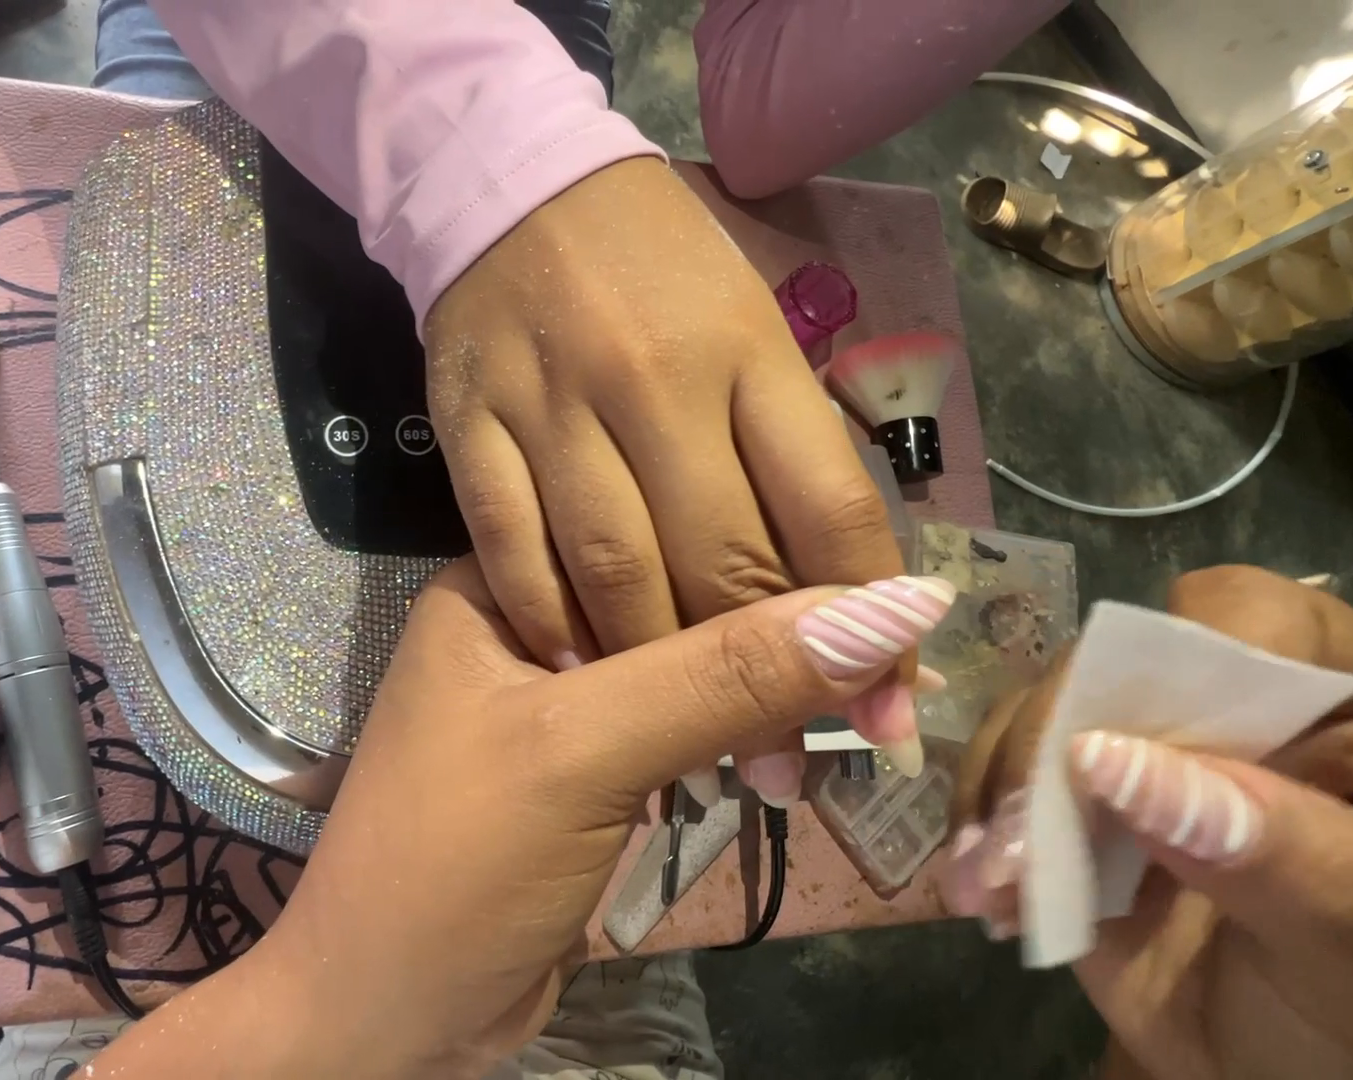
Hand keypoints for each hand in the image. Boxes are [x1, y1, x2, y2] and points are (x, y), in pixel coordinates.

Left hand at [97, 560, 953, 1077]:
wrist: (393, 1014)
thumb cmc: (459, 861)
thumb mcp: (585, 752)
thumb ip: (724, 677)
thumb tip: (895, 603)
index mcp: (498, 581)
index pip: (649, 531)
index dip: (766, 563)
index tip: (886, 613)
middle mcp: (525, 621)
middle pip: (674, 599)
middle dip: (779, 643)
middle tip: (894, 690)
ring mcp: (553, 694)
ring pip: (683, 666)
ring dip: (767, 699)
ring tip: (867, 726)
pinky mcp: (581, 760)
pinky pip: (674, 724)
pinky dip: (735, 740)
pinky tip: (794, 757)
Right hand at [422, 157, 916, 793]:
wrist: (513, 198)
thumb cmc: (652, 273)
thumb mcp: (748, 335)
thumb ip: (794, 455)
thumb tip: (855, 598)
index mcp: (746, 351)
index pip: (830, 506)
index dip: (868, 622)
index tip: (883, 711)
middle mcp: (653, 380)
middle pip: (723, 556)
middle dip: (766, 682)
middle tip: (786, 769)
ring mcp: (549, 405)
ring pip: (612, 565)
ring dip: (654, 674)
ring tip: (692, 762)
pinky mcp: (468, 428)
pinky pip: (509, 545)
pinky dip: (546, 622)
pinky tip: (574, 676)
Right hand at [941, 566, 1352, 1078]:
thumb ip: (1273, 854)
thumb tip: (1110, 759)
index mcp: (1352, 721)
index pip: (1256, 625)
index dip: (1176, 658)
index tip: (1107, 751)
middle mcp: (1233, 716)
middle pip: (1108, 666)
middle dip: (1044, 747)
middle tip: (1019, 844)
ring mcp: (1138, 754)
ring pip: (1033, 716)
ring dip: (996, 794)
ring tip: (991, 882)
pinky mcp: (1070, 798)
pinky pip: (1000, 776)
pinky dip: (976, 825)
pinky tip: (980, 885)